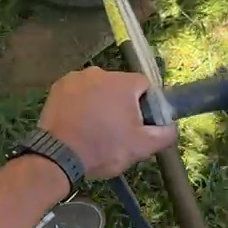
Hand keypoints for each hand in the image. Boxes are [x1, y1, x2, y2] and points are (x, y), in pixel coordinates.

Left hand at [38, 67, 178, 178]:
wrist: (59, 155)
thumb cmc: (104, 148)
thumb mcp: (142, 147)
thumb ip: (164, 134)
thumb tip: (170, 127)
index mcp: (123, 82)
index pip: (144, 85)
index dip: (144, 104)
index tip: (138, 123)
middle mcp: (99, 72)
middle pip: (118, 85)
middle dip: (120, 103)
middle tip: (115, 129)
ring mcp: (75, 78)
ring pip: (96, 88)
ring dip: (98, 102)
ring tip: (94, 127)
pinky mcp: (57, 87)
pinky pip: (77, 92)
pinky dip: (79, 103)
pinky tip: (77, 122)